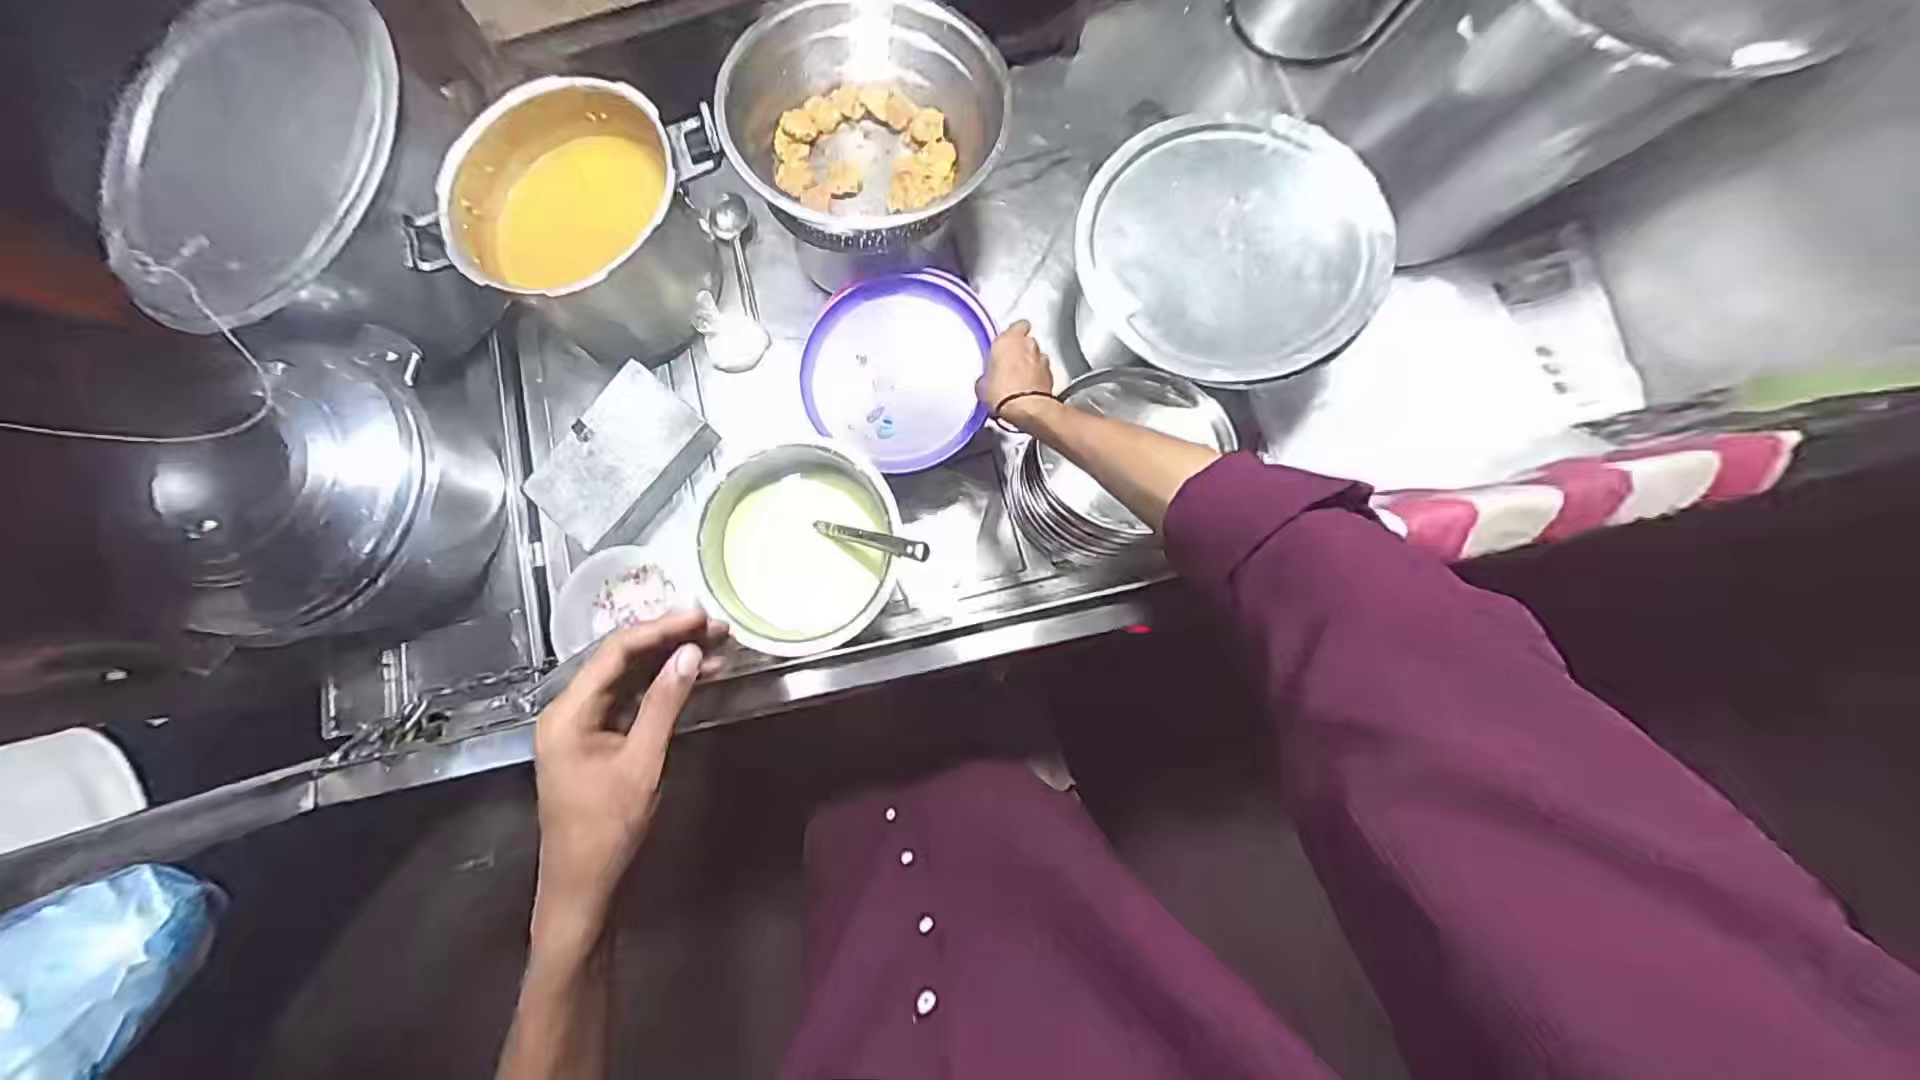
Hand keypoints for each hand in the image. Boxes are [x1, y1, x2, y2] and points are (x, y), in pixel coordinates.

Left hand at [530, 611, 728, 950]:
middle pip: (623, 659)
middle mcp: (573, 709)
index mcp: (568, 711)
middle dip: (670, 640)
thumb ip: (665, 703)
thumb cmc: (606, 828)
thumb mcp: (642, 762)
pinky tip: (698, 676)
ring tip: (717, 646)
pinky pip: (636, 698)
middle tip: (716, 628)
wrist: (584, 884)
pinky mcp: (604, 736)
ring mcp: (587, 722)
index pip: (615, 653)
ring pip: (632, 677)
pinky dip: (666, 686)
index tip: (700, 619)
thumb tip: (692, 653)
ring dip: (672, 661)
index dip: (659, 629)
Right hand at [977, 320, 1057, 427]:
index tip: (1005, 346)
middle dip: (1021, 350)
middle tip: (1011, 364)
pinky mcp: (1051, 373)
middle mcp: (1026, 344)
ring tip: (1021, 380)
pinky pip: (1044, 371)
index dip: (1013, 335)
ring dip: (1032, 363)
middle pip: (1027, 340)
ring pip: (1037, 355)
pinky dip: (1039, 376)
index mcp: (1006, 341)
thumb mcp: (982, 386)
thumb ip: (986, 377)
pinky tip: (1030, 388)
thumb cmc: (1002, 393)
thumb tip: (987, 382)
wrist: (1025, 408)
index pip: (1015, 326)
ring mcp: (1041, 358)